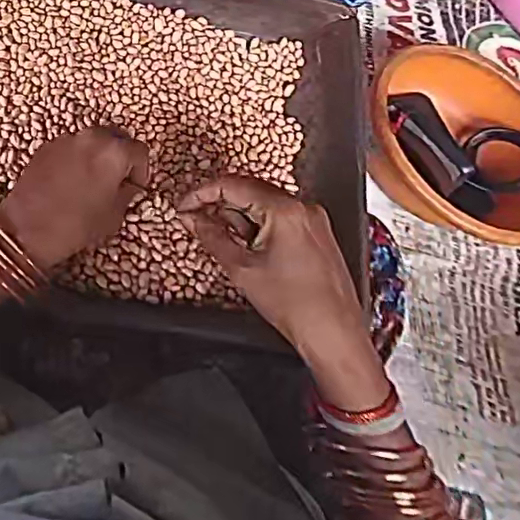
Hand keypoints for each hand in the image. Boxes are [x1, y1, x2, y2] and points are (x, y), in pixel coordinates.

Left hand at [0, 127, 149, 269]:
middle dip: (122, 155)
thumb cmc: (75, 225)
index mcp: (114, 151)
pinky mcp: (46, 146)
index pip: (139, 151)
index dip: (142, 171)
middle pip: (117, 137)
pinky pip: (72, 146)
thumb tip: (129, 184)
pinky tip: (73, 180)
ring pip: (92, 139)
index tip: (137, 187)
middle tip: (120, 179)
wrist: (27, 228)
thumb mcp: (114, 214)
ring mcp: (66, 139)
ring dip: (99, 154)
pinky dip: (78, 157)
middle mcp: (91, 137)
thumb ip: (127, 192)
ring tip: (95, 180)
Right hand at [176, 176, 389, 407]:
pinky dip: (257, 225)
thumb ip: (211, 235)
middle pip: (248, 189)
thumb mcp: (240, 268)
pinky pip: (279, 216)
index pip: (232, 185)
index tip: (185, 205)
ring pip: (263, 203)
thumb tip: (191, 217)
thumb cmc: (295, 305)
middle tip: (194, 218)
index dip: (201, 193)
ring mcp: (313, 219)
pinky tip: (245, 246)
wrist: (334, 334)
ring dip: (237, 216)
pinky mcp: (316, 233)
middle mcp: (303, 207)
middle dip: (218, 203)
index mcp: (284, 210)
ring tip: (222, 240)